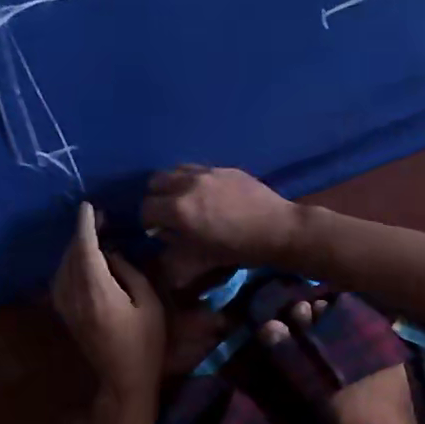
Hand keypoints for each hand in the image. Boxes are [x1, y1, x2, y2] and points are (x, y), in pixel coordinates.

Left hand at [53, 202, 165, 402]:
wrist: (124, 380)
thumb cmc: (146, 342)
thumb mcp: (149, 303)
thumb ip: (129, 273)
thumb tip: (111, 254)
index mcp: (98, 293)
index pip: (85, 250)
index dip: (85, 226)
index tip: (89, 207)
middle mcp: (75, 297)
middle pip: (71, 256)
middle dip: (81, 233)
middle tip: (100, 218)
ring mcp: (67, 307)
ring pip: (62, 267)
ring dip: (75, 247)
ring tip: (93, 235)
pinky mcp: (66, 314)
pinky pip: (60, 279)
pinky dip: (69, 263)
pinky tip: (82, 259)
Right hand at [140, 165, 304, 264]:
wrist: (277, 229)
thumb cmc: (239, 249)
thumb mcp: (201, 255)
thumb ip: (174, 242)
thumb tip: (161, 232)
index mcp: (179, 209)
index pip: (146, 208)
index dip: (148, 222)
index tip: (156, 230)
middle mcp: (188, 184)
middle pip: (155, 182)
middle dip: (156, 198)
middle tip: (167, 213)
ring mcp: (207, 172)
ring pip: (175, 170)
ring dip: (172, 184)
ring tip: (184, 200)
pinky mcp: (224, 168)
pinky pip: (197, 168)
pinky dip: (192, 179)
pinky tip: (205, 192)